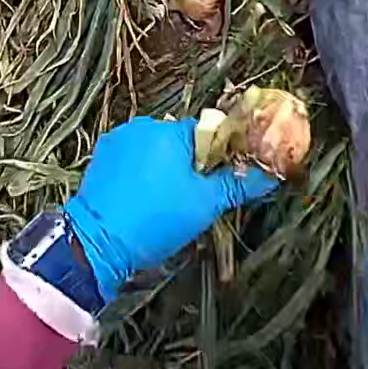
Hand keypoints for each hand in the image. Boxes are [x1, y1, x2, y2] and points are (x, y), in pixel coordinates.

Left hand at [62, 116, 278, 302]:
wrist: (97, 242)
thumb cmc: (156, 219)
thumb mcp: (204, 205)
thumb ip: (238, 185)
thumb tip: (271, 174)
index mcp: (172, 131)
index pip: (207, 133)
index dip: (216, 155)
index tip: (217, 178)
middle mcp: (145, 125)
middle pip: (180, 139)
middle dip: (188, 162)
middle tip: (190, 195)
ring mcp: (120, 138)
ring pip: (154, 147)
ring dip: (161, 165)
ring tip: (161, 199)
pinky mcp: (102, 153)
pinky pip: (131, 155)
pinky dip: (138, 169)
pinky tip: (139, 195)